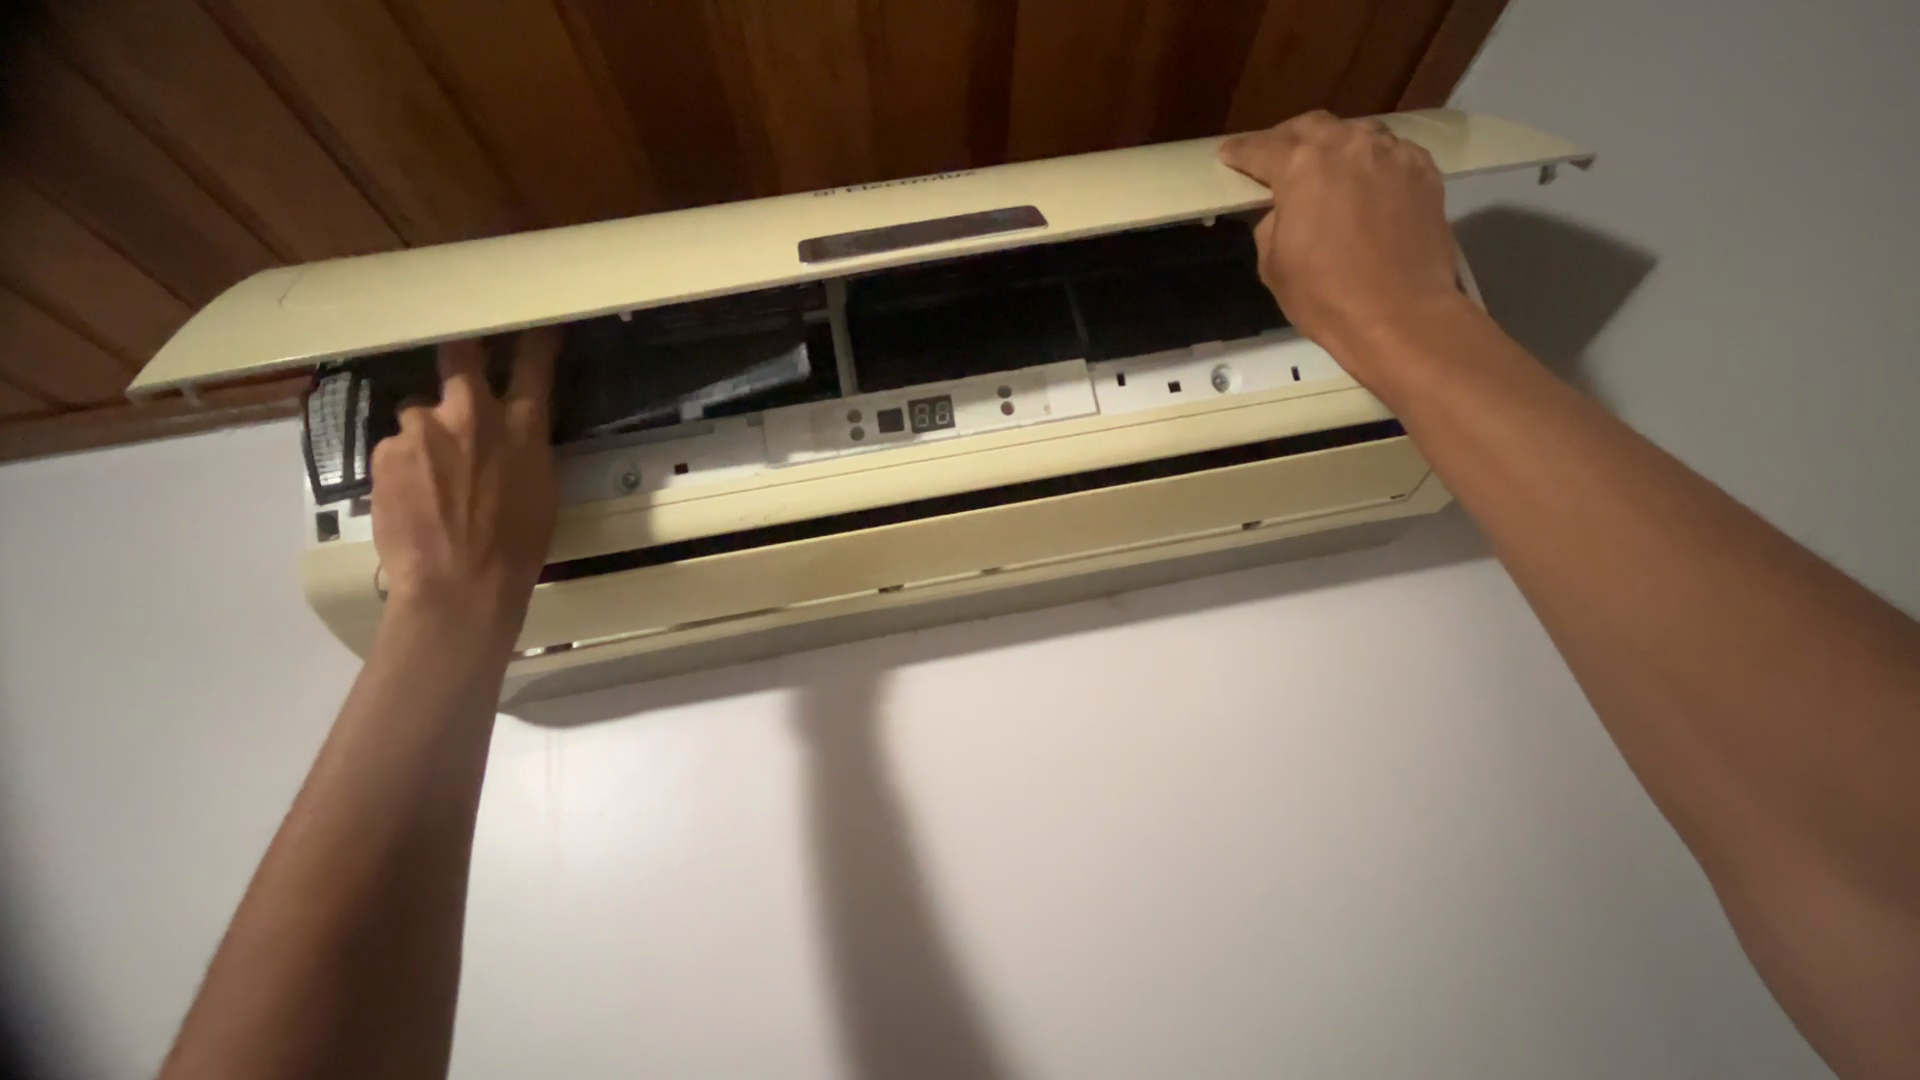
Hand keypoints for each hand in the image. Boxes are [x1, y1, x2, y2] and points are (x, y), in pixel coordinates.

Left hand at [370, 329, 560, 638]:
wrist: (458, 585)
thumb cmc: (518, 546)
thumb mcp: (542, 491)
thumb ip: (524, 448)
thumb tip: (511, 432)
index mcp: (521, 428)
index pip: (533, 366)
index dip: (534, 340)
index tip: (536, 324)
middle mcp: (470, 415)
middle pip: (460, 358)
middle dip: (461, 350)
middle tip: (460, 352)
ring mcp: (421, 430)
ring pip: (421, 414)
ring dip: (428, 432)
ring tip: (433, 475)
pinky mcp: (384, 451)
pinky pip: (398, 446)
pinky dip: (406, 464)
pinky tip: (414, 496)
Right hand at [1219, 111, 1467, 378]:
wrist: (1400, 315)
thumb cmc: (1325, 296)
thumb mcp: (1273, 265)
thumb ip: (1271, 223)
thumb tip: (1282, 209)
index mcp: (1303, 166)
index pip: (1261, 149)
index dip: (1240, 153)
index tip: (1227, 155)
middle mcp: (1349, 145)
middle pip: (1311, 128)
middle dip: (1286, 140)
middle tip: (1273, 159)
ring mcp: (1393, 154)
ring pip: (1354, 134)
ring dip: (1331, 147)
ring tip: (1321, 169)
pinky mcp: (1424, 171)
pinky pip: (1388, 153)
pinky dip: (1368, 162)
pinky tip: (1363, 183)